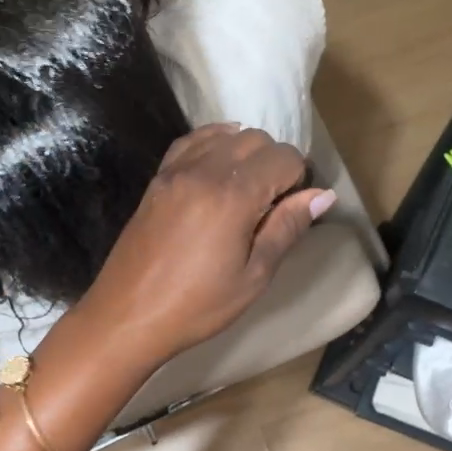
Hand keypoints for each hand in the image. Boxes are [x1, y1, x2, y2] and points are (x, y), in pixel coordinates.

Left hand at [71, 124, 334, 367]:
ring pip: (226, 134)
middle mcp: (204, 169)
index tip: (292, 211)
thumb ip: (287, 228)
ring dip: (246, 153)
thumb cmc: (197, 306)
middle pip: (257, 139)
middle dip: (275, 163)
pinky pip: (193, 141)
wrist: (127, 316)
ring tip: (247, 193)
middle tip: (273, 205)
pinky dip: (214, 144)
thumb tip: (324, 195)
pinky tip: (221, 167)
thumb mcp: (253, 276)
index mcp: (233, 195)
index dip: (299, 180)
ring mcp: (176, 170)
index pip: (285, 157)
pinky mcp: (158, 178)